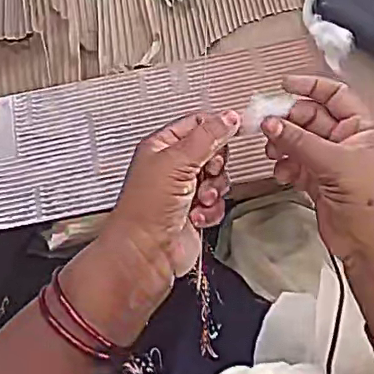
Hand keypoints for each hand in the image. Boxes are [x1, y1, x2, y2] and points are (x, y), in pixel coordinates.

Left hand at [102, 110, 237, 283]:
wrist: (144, 256)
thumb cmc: (145, 209)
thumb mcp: (177, 162)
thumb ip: (206, 137)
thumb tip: (228, 117)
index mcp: (162, 146)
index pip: (196, 124)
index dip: (214, 129)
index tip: (228, 136)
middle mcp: (172, 166)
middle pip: (212, 151)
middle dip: (215, 165)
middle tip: (206, 173)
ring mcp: (184, 189)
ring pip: (218, 178)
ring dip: (214, 190)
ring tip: (200, 199)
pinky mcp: (194, 211)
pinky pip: (217, 202)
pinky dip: (212, 210)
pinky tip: (197, 216)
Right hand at [261, 75, 373, 264]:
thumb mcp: (337, 163)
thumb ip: (300, 141)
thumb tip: (274, 123)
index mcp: (362, 129)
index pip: (335, 95)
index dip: (310, 86)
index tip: (286, 85)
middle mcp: (348, 144)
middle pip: (311, 119)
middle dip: (289, 121)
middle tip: (269, 124)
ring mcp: (333, 164)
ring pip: (300, 143)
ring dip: (283, 145)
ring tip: (274, 150)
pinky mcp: (321, 184)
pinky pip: (296, 165)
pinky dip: (286, 166)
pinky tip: (282, 171)